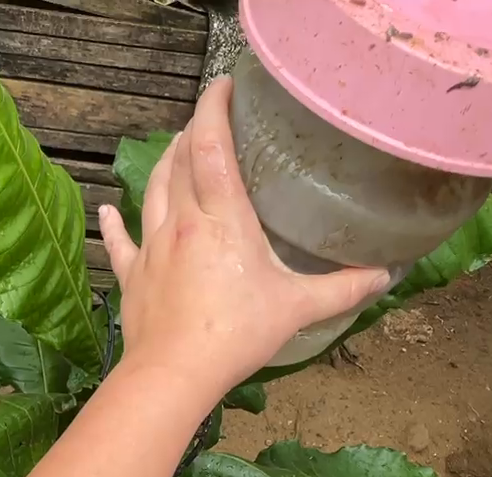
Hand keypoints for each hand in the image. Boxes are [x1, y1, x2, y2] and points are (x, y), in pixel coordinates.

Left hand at [98, 77, 388, 400]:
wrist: (173, 374)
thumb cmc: (235, 336)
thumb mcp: (295, 308)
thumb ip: (341, 289)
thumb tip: (383, 276)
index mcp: (221, 217)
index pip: (211, 145)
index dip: (213, 109)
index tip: (222, 88)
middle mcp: (181, 222)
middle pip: (178, 162)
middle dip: (190, 134)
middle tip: (205, 125)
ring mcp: (151, 249)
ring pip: (151, 192)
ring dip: (162, 165)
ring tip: (173, 150)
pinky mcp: (131, 276)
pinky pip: (119, 242)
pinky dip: (114, 223)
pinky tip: (108, 209)